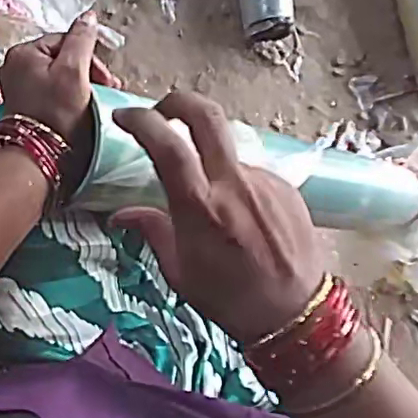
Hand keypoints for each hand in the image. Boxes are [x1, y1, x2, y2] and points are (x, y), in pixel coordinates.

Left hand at [0, 12, 117, 142]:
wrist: (40, 155)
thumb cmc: (56, 114)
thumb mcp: (74, 71)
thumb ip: (82, 40)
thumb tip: (89, 17)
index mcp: (23, 52)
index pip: (65, 40)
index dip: (90, 57)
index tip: (106, 78)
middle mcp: (15, 65)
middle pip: (62, 57)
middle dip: (86, 70)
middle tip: (104, 89)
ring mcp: (19, 86)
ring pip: (59, 74)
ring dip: (80, 83)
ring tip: (94, 99)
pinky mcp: (25, 104)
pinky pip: (52, 89)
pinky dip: (68, 95)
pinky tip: (80, 106)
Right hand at [110, 93, 324, 345]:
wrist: (295, 315)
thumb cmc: (231, 300)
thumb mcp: (180, 272)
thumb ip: (152, 231)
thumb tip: (121, 215)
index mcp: (202, 208)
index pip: (167, 145)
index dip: (142, 122)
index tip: (126, 119)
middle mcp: (235, 186)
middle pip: (207, 116)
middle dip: (178, 101)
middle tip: (163, 111)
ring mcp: (264, 182)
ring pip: (228, 149)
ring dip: (210, 159)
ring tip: (212, 199)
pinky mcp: (286, 187)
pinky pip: (250, 172)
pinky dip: (235, 182)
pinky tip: (240, 214)